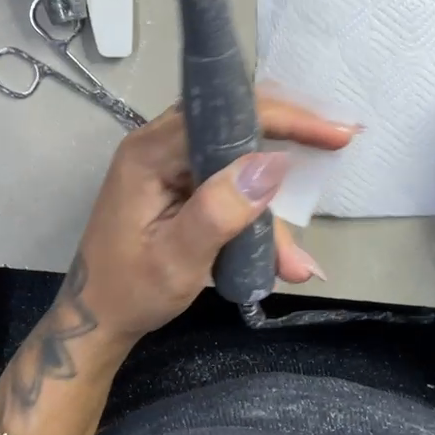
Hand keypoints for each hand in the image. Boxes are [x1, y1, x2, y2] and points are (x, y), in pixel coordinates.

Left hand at [68, 94, 357, 343]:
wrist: (96, 318)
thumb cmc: (130, 291)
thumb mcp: (177, 259)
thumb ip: (220, 211)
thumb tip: (273, 163)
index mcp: (150, 153)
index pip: (223, 115)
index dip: (282, 118)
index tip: (333, 134)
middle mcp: (156, 146)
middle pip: (232, 124)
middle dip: (289, 140)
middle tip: (338, 146)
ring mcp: (166, 165)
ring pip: (234, 159)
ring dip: (271, 204)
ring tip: (294, 261)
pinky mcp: (175, 185)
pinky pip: (225, 183)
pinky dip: (254, 215)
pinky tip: (278, 258)